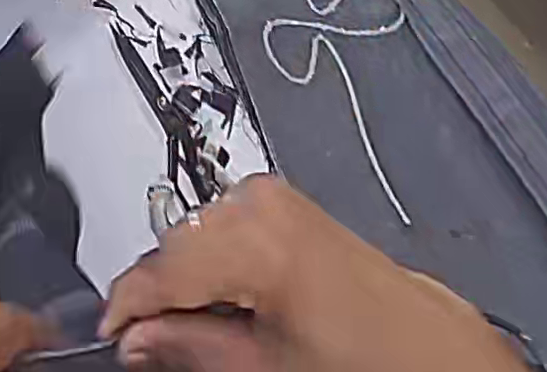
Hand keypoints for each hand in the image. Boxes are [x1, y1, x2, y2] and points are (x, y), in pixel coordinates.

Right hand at [101, 176, 524, 371]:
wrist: (436, 350)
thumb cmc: (375, 363)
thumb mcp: (268, 367)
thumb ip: (190, 346)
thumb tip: (136, 339)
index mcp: (258, 239)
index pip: (162, 265)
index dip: (128, 303)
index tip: (111, 329)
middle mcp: (258, 201)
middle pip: (173, 243)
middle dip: (155, 290)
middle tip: (146, 336)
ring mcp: (268, 193)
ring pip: (190, 230)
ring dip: (179, 274)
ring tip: (188, 323)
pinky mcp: (277, 197)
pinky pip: (216, 221)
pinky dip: (206, 257)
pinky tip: (216, 294)